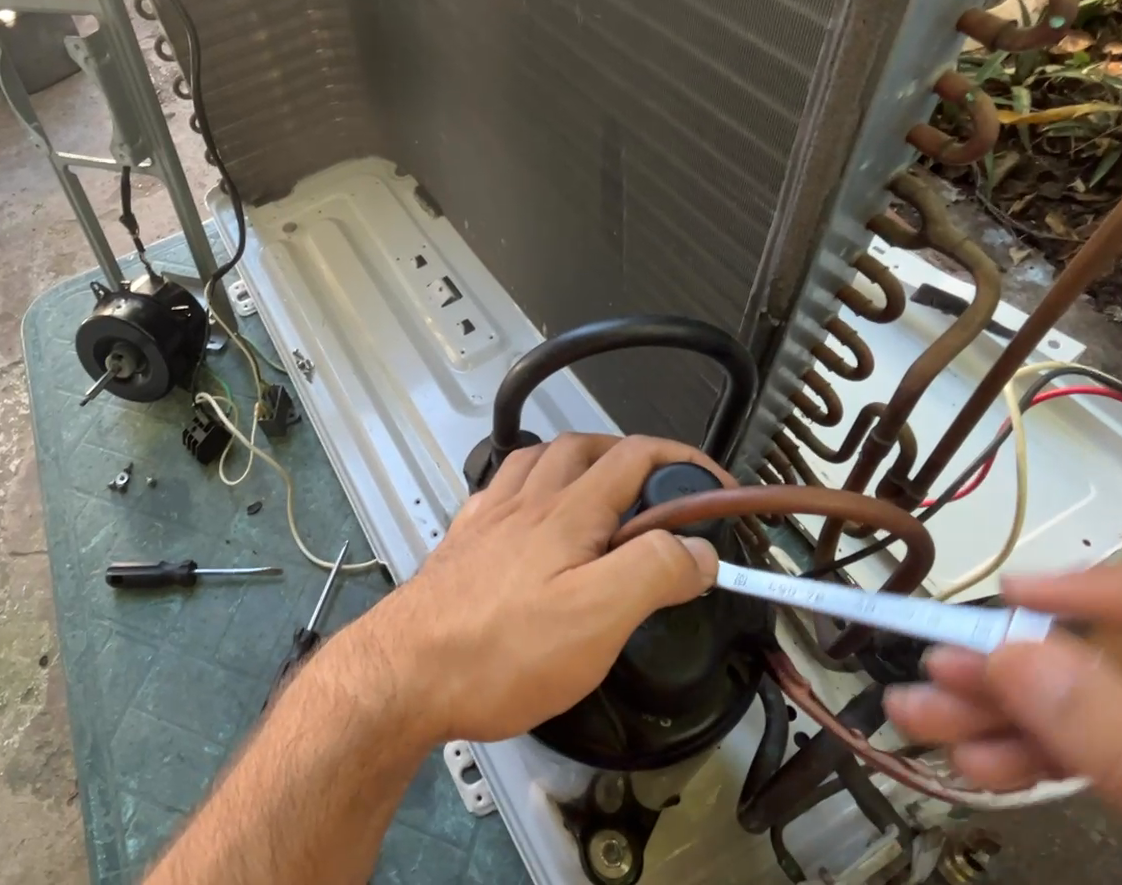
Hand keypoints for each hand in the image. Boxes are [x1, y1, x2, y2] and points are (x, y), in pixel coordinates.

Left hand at [332, 434, 723, 745]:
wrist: (405, 674)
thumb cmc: (501, 651)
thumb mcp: (597, 619)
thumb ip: (653, 573)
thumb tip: (698, 550)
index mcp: (566, 513)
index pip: (635, 458)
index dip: (684, 463)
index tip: (717, 488)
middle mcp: (524, 503)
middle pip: (582, 447)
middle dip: (629, 454)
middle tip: (658, 489)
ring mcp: (487, 519)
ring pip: (536, 460)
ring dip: (576, 460)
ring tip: (600, 490)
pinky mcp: (462, 542)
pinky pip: (499, 490)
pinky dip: (528, 485)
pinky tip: (529, 512)